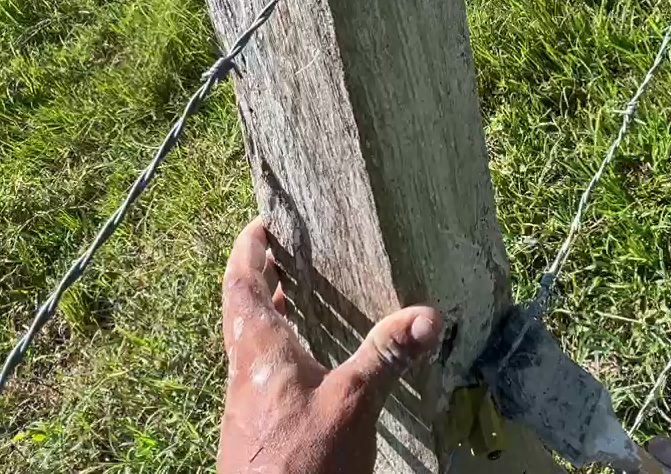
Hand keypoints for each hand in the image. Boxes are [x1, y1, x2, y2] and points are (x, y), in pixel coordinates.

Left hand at [218, 218, 442, 473]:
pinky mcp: (261, 430)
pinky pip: (268, 370)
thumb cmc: (301, 464)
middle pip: (245, 309)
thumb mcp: (352, 404)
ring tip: (308, 290)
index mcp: (258, 351)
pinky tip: (317, 357)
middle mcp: (246, 371)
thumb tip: (430, 314)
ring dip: (275, 311)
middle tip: (294, 246)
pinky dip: (286, 347)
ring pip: (256, 341)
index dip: (247, 249)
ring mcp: (250, 404)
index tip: (262, 220)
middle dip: (264, 274)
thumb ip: (386, 354)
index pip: (240, 284)